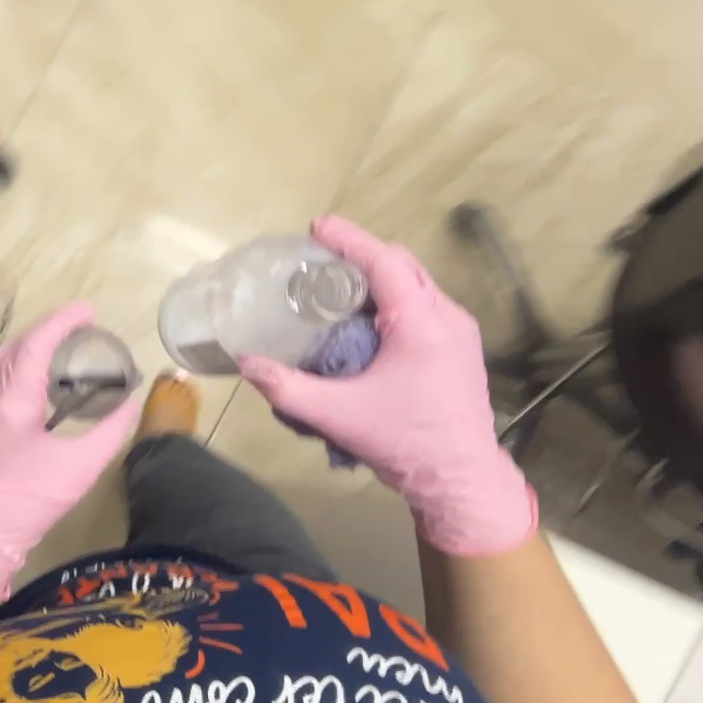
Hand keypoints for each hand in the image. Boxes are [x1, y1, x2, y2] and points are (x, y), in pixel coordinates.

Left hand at [0, 302, 142, 599]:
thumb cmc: (33, 498)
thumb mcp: (82, 466)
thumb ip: (111, 430)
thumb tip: (131, 401)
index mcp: (13, 400)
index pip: (36, 344)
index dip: (62, 322)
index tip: (88, 310)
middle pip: (16, 346)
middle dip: (47, 328)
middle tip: (80, 326)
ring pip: (2, 361)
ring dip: (31, 345)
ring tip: (61, 344)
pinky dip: (20, 364)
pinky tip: (39, 377)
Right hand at [238, 216, 536, 555]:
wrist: (458, 477)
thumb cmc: (401, 441)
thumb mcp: (334, 415)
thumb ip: (285, 387)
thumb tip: (245, 362)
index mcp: (421, 323)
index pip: (384, 262)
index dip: (349, 239)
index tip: (316, 226)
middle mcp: (446, 316)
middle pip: (402, 265)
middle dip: (360, 253)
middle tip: (317, 257)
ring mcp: (458, 332)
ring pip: (414, 284)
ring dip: (376, 275)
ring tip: (333, 283)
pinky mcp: (457, 348)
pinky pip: (421, 305)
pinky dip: (389, 297)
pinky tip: (361, 317)